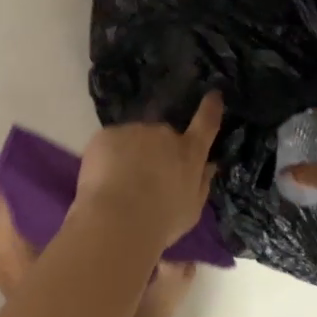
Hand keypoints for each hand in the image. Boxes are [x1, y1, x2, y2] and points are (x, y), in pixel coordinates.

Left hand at [75, 92, 223, 247]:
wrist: (118, 219)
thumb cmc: (161, 221)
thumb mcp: (191, 210)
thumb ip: (200, 183)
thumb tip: (209, 165)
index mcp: (189, 153)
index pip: (206, 124)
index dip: (210, 108)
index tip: (213, 95)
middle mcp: (164, 134)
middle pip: (162, 137)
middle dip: (155, 151)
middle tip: (144, 179)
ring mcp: (134, 130)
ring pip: (133, 139)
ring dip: (130, 154)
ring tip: (120, 185)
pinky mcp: (107, 134)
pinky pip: (109, 143)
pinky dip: (107, 157)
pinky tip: (103, 180)